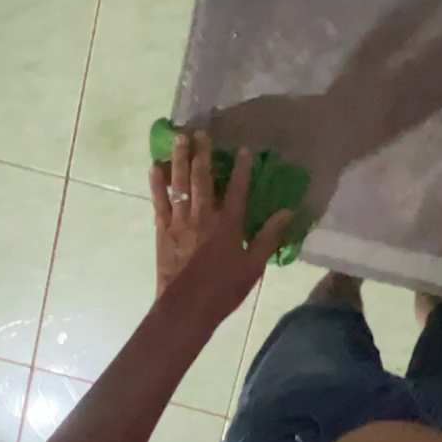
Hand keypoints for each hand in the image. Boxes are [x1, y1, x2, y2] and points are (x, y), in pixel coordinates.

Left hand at [151, 131, 292, 318]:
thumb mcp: (253, 266)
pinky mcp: (163, 230)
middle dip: (202, 153)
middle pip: (203, 178)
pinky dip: (157, 183)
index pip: (238, 189)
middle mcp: (203, 216)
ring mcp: (180, 221)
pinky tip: (154, 167)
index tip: (243, 149)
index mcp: (228, 225)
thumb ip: (268, 237)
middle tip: (201, 132)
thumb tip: (286, 212)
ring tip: (179, 138)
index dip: (241, 168)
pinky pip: (159, 201)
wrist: (186, 309)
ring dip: (179, 159)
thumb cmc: (223, 290)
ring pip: (179, 184)